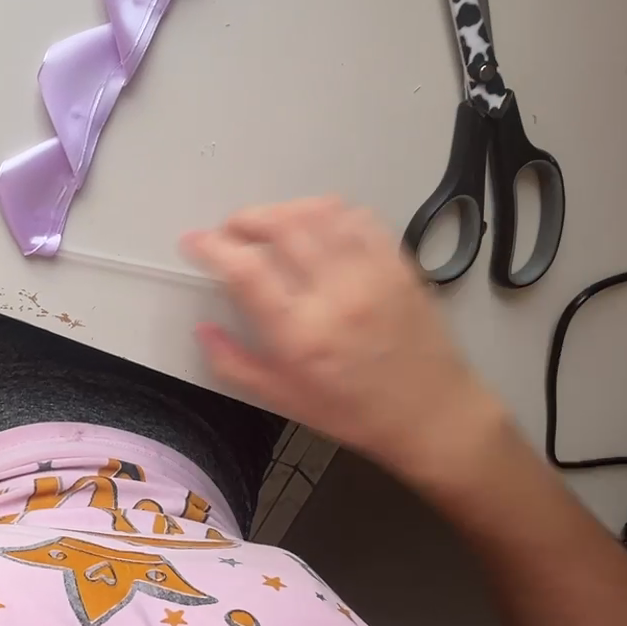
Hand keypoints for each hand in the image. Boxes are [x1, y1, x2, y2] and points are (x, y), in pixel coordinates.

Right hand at [182, 197, 502, 481]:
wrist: (432, 415)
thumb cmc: (352, 413)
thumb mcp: (281, 399)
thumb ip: (233, 364)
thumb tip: (202, 329)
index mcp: (301, 334)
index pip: (246, 269)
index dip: (211, 247)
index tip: (194, 241)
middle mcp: (336, 295)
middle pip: (282, 227)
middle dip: (244, 219)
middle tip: (229, 232)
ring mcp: (372, 274)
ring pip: (320, 213)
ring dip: (283, 209)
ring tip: (268, 225)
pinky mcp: (399, 264)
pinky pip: (359, 218)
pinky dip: (327, 211)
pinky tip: (314, 226)